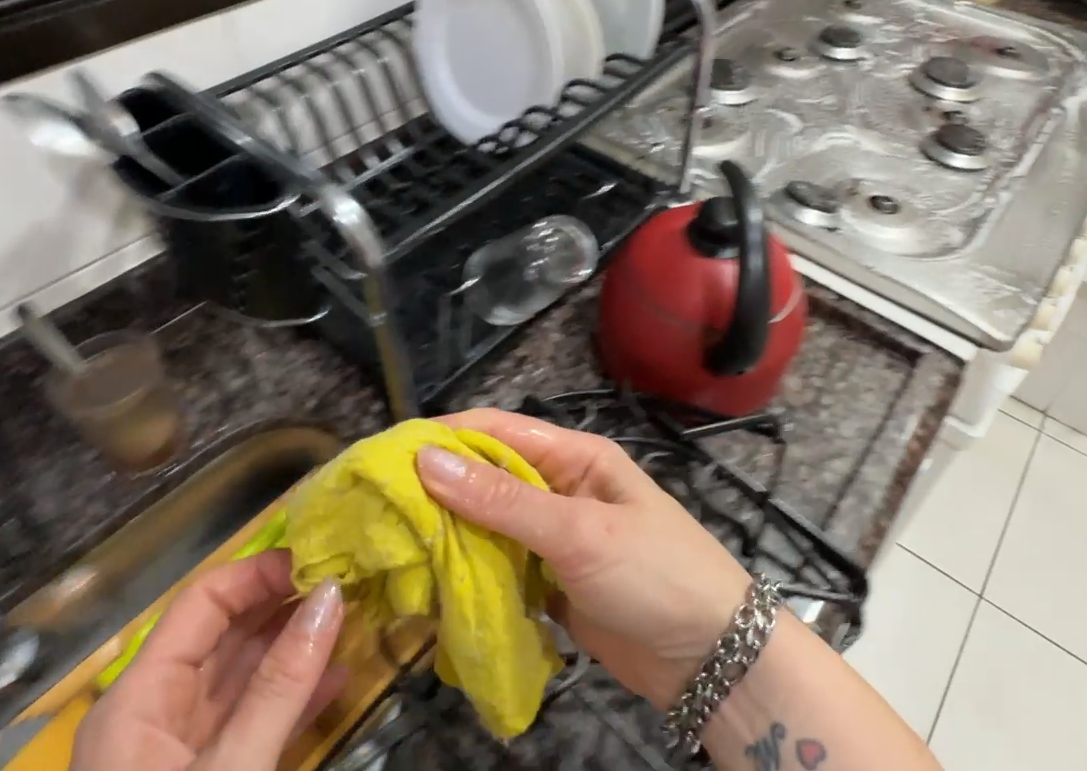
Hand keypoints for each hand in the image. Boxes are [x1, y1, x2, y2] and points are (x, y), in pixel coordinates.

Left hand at [69, 550, 346, 770]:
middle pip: (224, 635)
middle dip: (286, 606)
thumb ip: (279, 686)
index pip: (201, 602)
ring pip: (244, 677)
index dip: (259, 573)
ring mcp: (182, 748)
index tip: (322, 561)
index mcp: (137, 699)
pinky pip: (254, 721)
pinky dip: (295, 699)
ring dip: (298, 650)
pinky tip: (339, 676)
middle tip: (349, 582)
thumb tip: (331, 594)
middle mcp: (155, 713)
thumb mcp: (229, 767)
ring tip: (352, 619)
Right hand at [415, 408, 752, 709]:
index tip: (383, 456)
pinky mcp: (550, 582)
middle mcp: (559, 487)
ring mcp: (554, 537)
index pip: (496, 429)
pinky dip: (469, 573)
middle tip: (374, 509)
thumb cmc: (654, 574)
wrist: (711, 656)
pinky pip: (500, 566)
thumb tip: (425, 460)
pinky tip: (429, 584)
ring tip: (389, 547)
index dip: (442, 437)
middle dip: (437, 490)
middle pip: (486, 477)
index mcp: (574, 456)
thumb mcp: (579, 532)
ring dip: (448, 535)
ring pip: (487, 524)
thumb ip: (502, 501)